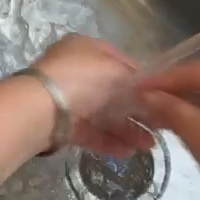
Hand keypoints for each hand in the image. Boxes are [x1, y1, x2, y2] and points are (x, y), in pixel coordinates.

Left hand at [29, 34, 151, 154]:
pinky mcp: (61, 125)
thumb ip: (135, 80)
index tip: (159, 95)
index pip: (119, 61)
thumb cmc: (82, 79)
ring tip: (148, 146)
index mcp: (86, 49)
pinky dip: (108, 141)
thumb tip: (148, 90)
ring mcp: (67, 99)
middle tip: (157, 126)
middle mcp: (76, 71)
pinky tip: (129, 151)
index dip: (140, 78)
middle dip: (136, 110)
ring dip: (126, 129)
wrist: (41, 108)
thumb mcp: (116, 71)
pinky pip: (90, 132)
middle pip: (112, 92)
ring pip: (102, 115)